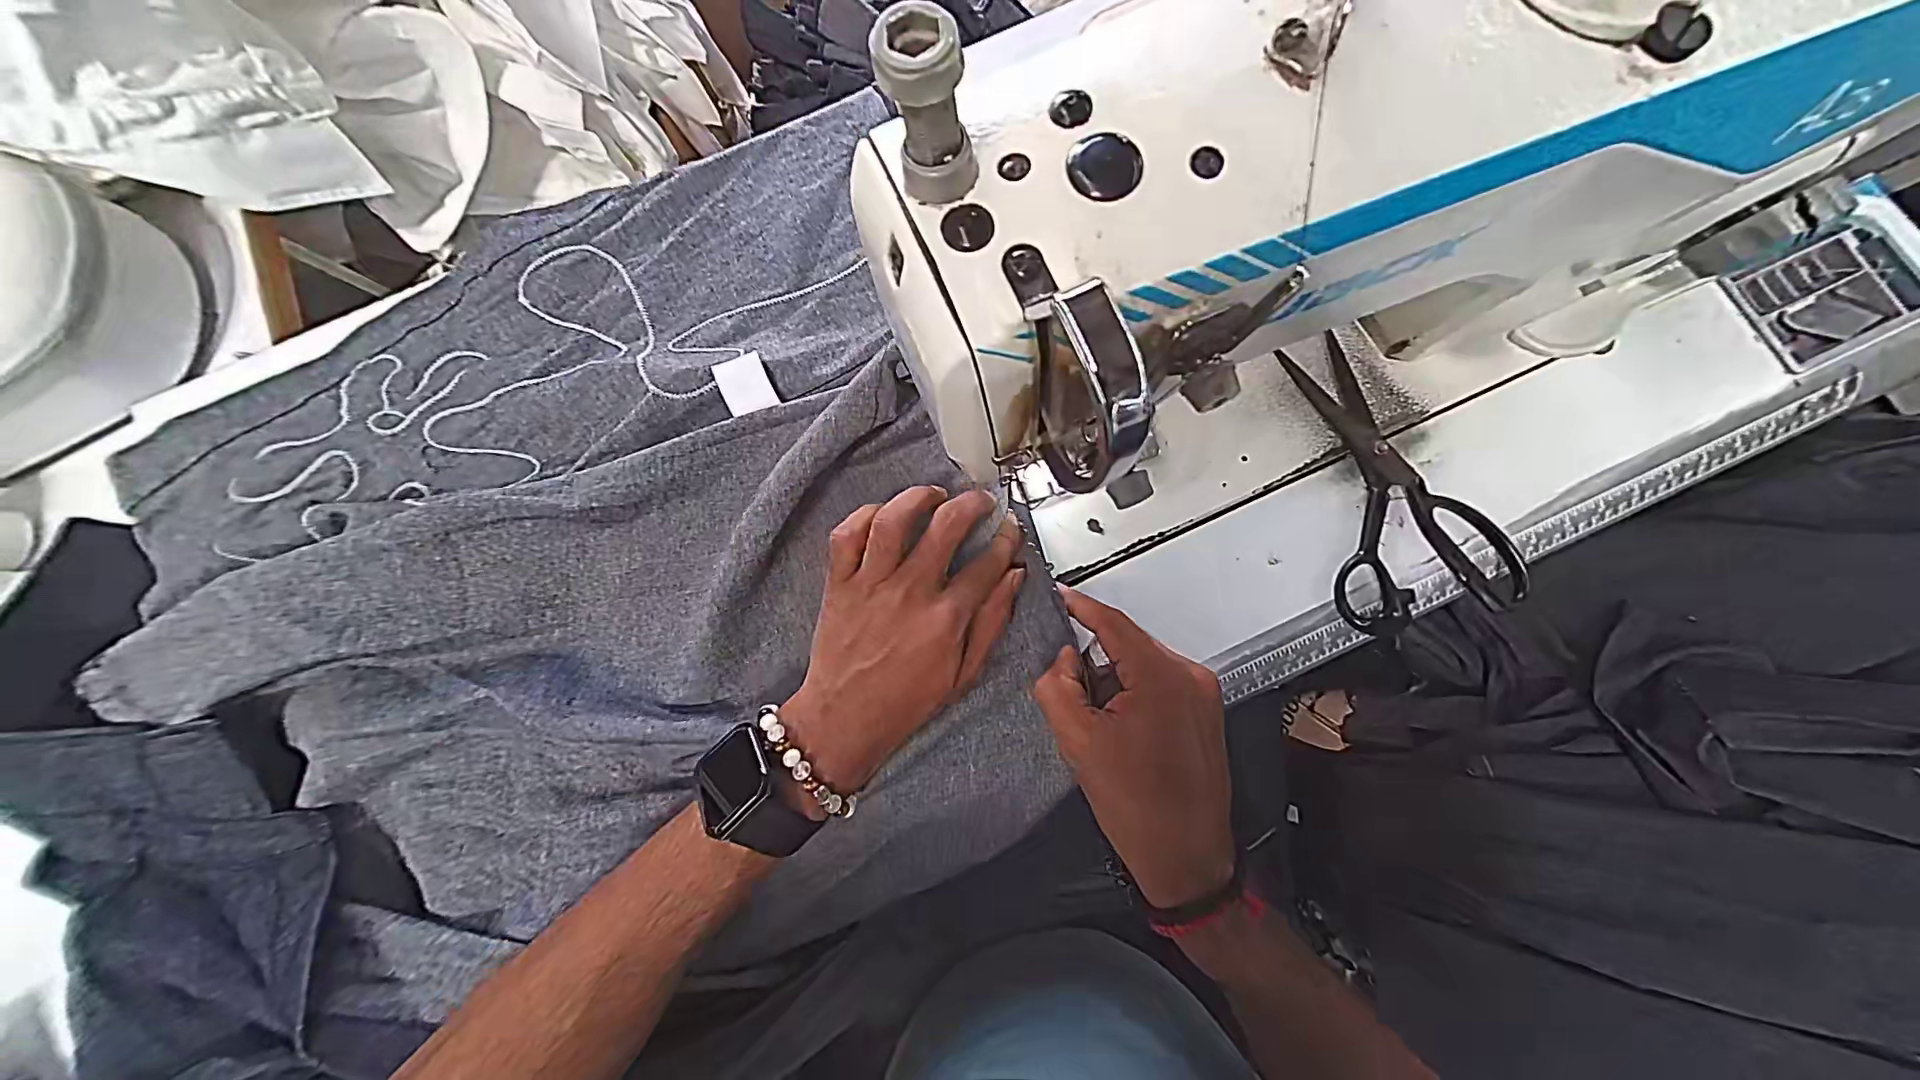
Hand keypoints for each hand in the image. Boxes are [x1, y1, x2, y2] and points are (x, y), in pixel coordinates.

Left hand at [781, 486, 1025, 793]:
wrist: (845, 718)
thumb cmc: (903, 701)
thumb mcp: (964, 673)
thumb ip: (993, 622)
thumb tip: (1012, 580)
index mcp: (945, 619)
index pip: (987, 563)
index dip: (1006, 540)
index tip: (1009, 532)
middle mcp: (909, 594)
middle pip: (946, 526)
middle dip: (971, 504)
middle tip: (979, 501)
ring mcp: (871, 585)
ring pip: (894, 520)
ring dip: (919, 498)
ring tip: (933, 495)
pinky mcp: (840, 585)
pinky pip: (847, 535)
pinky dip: (865, 515)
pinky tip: (884, 514)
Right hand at [1033, 587, 1234, 908]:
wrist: (1186, 857)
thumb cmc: (1142, 810)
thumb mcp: (1078, 742)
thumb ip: (1057, 687)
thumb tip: (1062, 661)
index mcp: (1162, 678)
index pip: (1113, 623)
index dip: (1081, 606)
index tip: (1062, 596)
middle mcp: (1190, 678)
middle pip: (1128, 644)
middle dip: (1095, 662)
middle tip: (1073, 695)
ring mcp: (1202, 695)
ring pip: (1142, 664)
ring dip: (1115, 682)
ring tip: (1105, 729)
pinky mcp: (1205, 712)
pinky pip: (1160, 683)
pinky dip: (1134, 695)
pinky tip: (1124, 734)